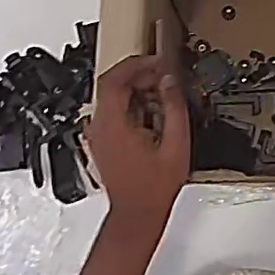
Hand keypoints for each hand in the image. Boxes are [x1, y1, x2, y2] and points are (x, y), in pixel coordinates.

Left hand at [86, 55, 188, 222]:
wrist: (138, 212)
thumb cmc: (154, 187)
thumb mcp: (176, 143)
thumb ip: (174, 108)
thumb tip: (170, 83)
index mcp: (113, 125)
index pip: (114, 80)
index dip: (136, 64)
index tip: (156, 62)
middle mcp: (99, 128)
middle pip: (112, 86)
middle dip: (139, 76)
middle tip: (163, 78)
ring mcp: (98, 136)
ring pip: (112, 99)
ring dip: (136, 91)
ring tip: (162, 97)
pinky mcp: (102, 142)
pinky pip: (113, 113)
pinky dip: (131, 106)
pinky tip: (152, 114)